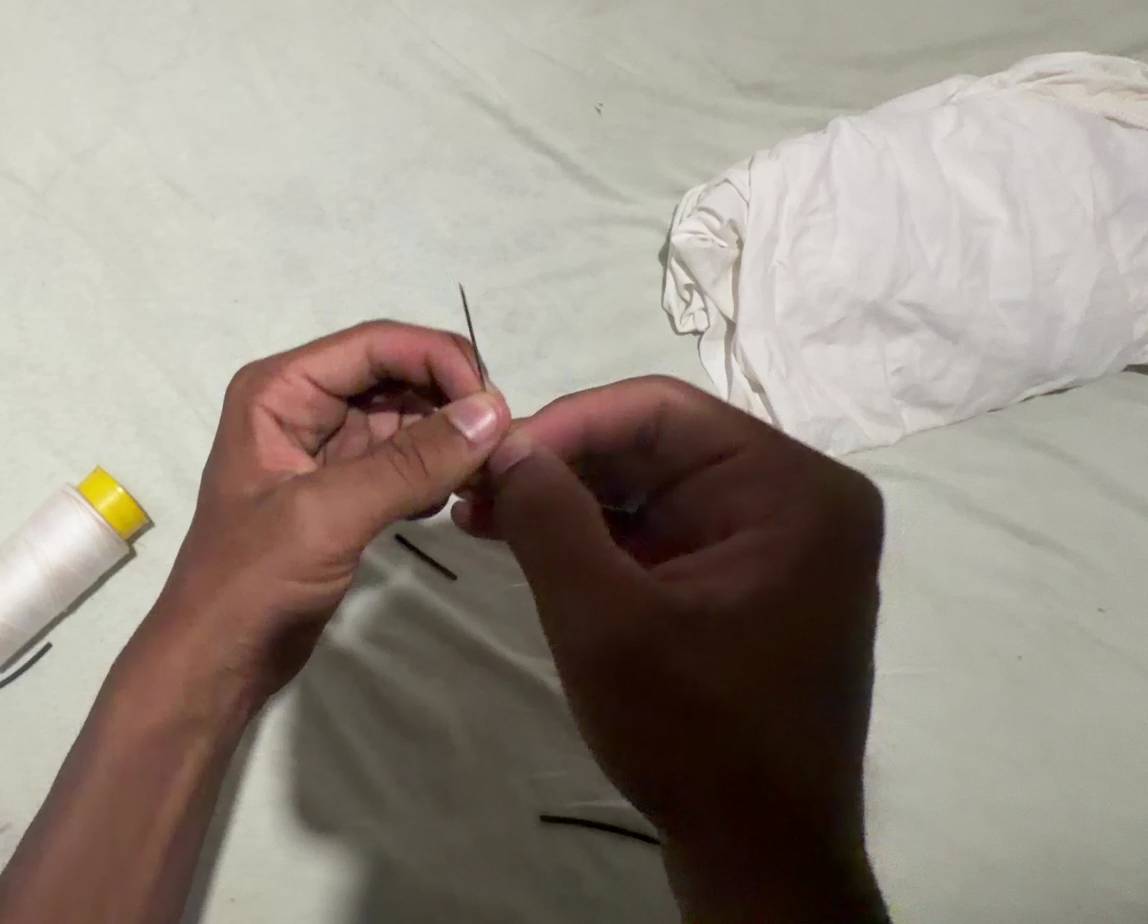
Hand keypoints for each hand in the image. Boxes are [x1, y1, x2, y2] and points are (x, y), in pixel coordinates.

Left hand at [138, 320, 510, 708]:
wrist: (218, 655)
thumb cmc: (253, 580)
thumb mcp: (327, 514)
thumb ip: (409, 463)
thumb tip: (492, 411)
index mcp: (278, 389)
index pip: (373, 344)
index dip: (438, 359)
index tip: (496, 405)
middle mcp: (298, 403)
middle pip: (392, 374)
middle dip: (448, 401)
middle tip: (502, 446)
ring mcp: (320, 446)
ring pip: (402, 417)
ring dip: (447, 439)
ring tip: (484, 476)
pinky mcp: (340, 487)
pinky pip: (399, 459)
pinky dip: (430, 471)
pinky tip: (447, 501)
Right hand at [458, 377, 887, 922]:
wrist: (751, 850)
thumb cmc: (691, 731)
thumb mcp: (602, 618)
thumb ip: (548, 516)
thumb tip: (504, 442)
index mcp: (789, 491)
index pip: (659, 411)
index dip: (564, 422)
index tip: (490, 457)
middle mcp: (784, 498)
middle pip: (645, 442)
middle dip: (553, 461)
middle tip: (474, 487)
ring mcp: (754, 536)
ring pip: (634, 479)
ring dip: (554, 493)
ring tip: (480, 514)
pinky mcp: (721, 570)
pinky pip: (640, 522)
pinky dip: (575, 526)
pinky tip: (514, 536)